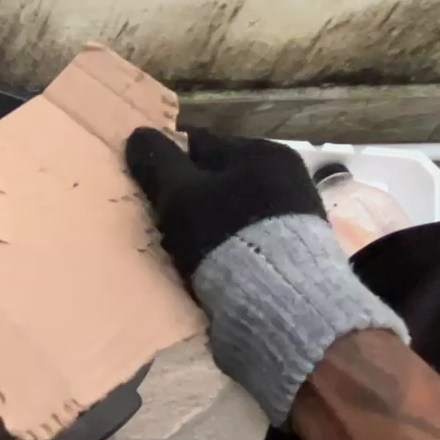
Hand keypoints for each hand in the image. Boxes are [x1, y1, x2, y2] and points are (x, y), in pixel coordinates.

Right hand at [124, 127, 406, 425]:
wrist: (284, 306)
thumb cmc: (226, 236)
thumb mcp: (179, 194)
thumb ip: (157, 161)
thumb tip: (138, 134)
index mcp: (261, 151)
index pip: (199, 142)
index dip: (169, 162)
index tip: (150, 187)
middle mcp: (288, 175)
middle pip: (219, 177)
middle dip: (192, 195)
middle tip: (166, 220)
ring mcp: (299, 215)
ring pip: (232, 209)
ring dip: (209, 223)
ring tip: (187, 248)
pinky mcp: (301, 253)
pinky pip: (249, 238)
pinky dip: (229, 246)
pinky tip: (213, 266)